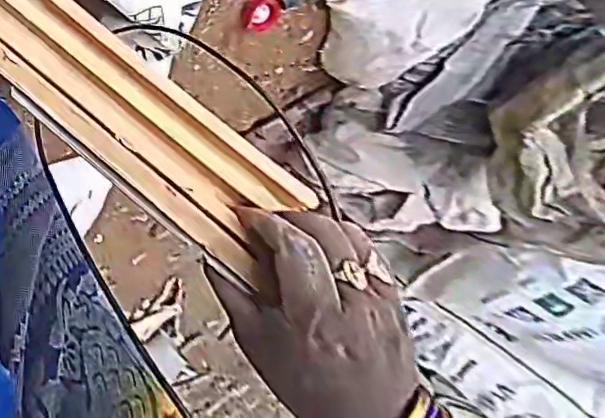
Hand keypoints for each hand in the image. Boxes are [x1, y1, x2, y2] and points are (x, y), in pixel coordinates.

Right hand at [206, 208, 419, 417]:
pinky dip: (344, 241)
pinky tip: (325, 248)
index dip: (264, 220)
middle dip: (288, 215)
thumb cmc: (314, 389)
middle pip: (325, 231)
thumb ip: (229, 290)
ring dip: (317, 224)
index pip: (294, 244)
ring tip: (295, 232)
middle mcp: (354, 306)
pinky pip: (371, 254)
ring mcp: (381, 303)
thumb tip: (210, 252)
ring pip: (352, 236)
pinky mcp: (395, 303)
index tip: (246, 216)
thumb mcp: (255, 340)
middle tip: (267, 221)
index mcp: (314, 315)